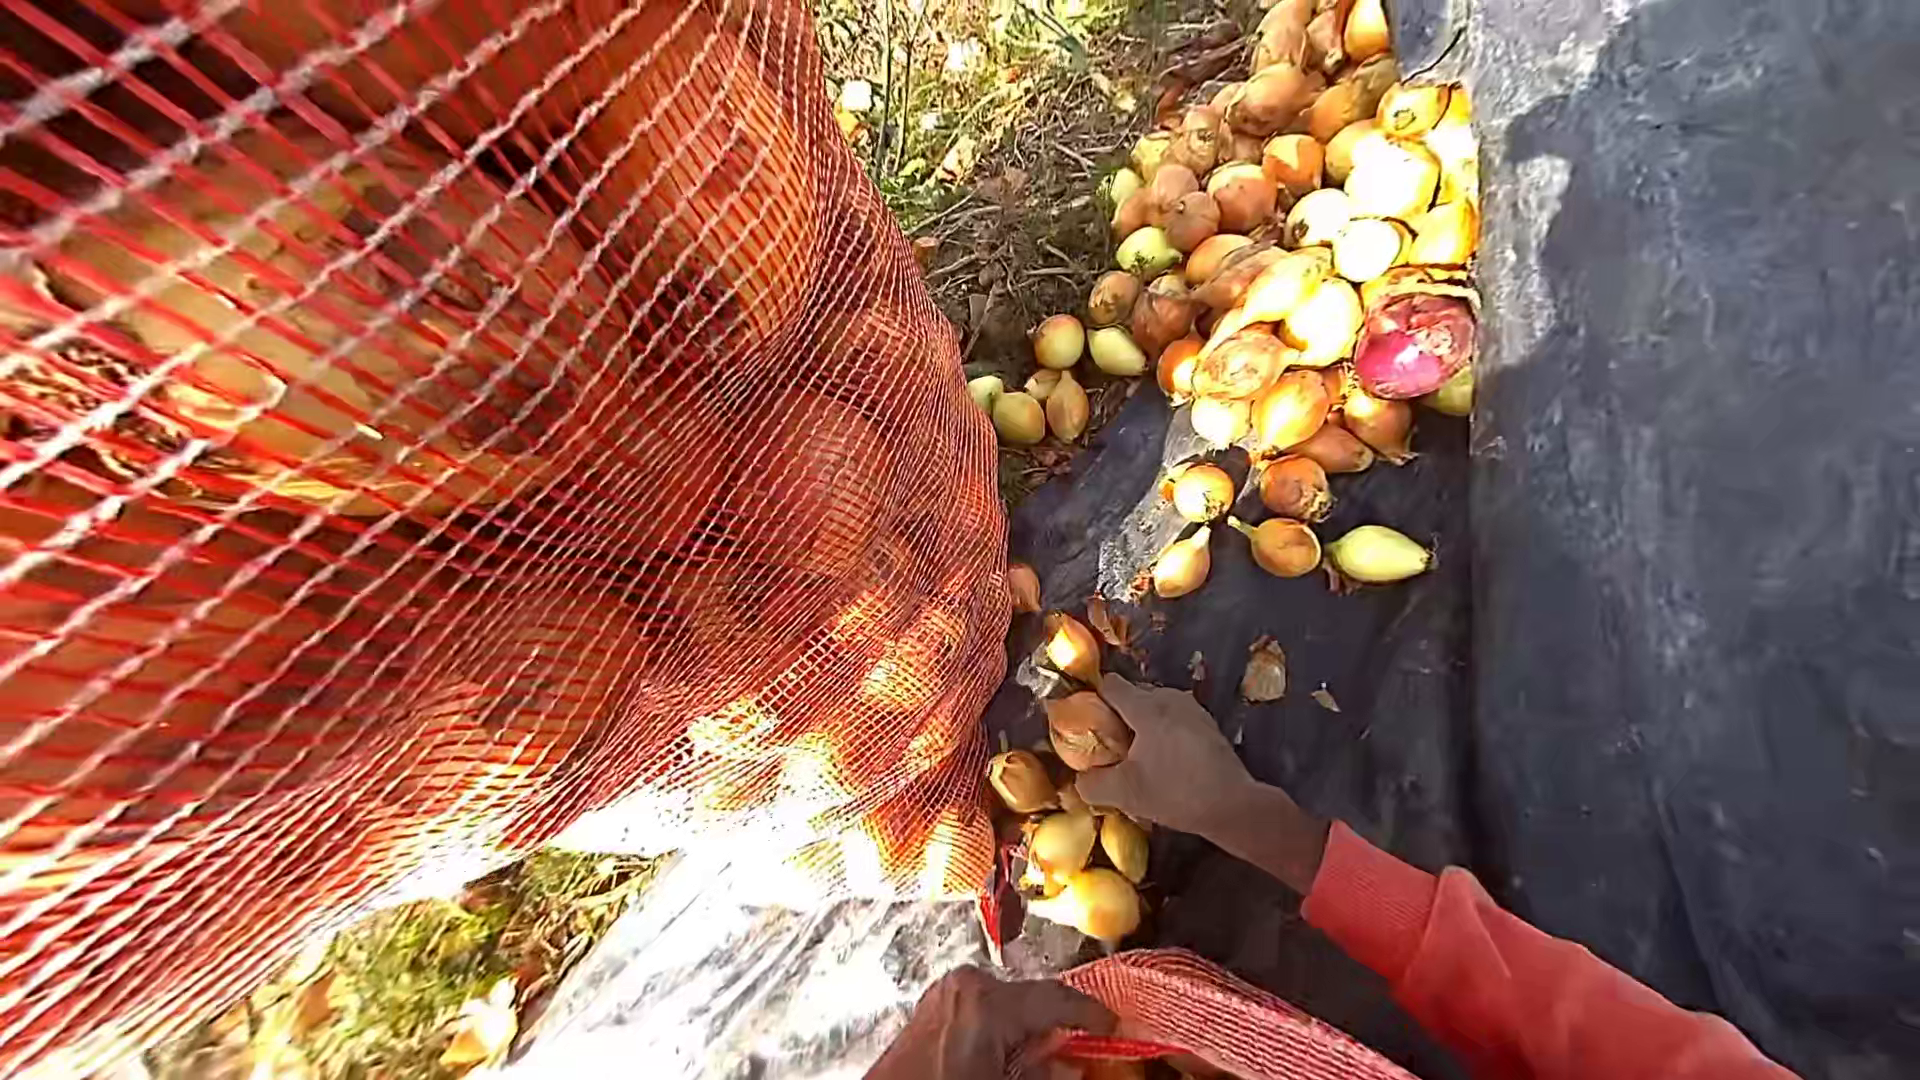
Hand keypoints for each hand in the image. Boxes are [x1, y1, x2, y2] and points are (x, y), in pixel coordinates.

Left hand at [865, 966, 1111, 1079]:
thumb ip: (1044, 1079)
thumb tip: (1074, 1068)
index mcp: (988, 1004)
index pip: (1052, 996)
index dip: (1087, 1012)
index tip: (1113, 1024)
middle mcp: (968, 983)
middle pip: (1028, 996)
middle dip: (1054, 1023)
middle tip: (1078, 1047)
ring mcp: (948, 988)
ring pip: (1006, 999)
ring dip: (1026, 1025)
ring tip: (1040, 1055)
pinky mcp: (935, 1000)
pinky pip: (981, 1004)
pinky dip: (1000, 1025)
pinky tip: (1005, 1053)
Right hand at [1077, 673, 1329, 893]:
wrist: (1236, 807)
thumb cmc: (1177, 793)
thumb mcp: (1126, 793)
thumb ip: (1093, 784)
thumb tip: (1079, 779)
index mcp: (1147, 707)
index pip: (1111, 684)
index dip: (1095, 698)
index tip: (1089, 721)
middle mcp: (1170, 698)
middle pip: (1133, 694)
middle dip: (1118, 714)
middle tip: (1111, 744)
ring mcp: (1192, 709)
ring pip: (1155, 706)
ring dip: (1142, 724)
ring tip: (1139, 754)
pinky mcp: (1207, 724)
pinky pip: (1174, 717)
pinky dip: (1163, 731)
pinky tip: (1165, 760)